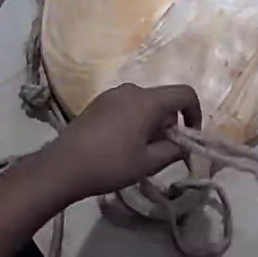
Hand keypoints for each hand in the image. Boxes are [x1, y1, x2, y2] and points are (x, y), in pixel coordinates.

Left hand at [38, 84, 200, 202]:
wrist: (62, 166)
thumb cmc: (111, 165)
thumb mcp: (149, 163)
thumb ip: (175, 150)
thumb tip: (187, 145)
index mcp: (148, 101)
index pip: (185, 94)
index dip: (195, 113)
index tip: (190, 137)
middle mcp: (132, 90)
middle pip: (164, 99)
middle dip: (171, 122)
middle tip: (163, 150)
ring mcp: (112, 94)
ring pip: (145, 103)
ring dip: (152, 122)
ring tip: (142, 149)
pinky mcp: (98, 102)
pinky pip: (127, 105)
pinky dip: (135, 119)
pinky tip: (122, 143)